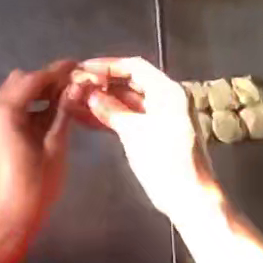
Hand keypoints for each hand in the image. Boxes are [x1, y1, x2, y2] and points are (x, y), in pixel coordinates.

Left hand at [0, 60, 76, 244]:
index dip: (57, 72)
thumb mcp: (55, 145)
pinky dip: (29, 107)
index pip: (33, 79)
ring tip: (67, 98)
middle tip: (74, 85)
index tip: (79, 65)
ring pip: (14, 95)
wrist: (8, 218)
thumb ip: (64, 111)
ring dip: (37, 93)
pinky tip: (51, 114)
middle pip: (20, 82)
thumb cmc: (35, 184)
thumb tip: (78, 85)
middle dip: (46, 80)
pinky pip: (11, 110)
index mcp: (5, 111)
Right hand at [67, 56, 218, 220]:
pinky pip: (128, 117)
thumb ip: (112, 110)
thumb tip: (91, 95)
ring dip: (102, 100)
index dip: (107, 65)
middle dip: (102, 83)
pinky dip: (109, 116)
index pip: (135, 67)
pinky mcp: (153, 133)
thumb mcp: (135, 133)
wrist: (188, 198)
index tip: (83, 68)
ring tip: (75, 99)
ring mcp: (160, 117)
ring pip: (126, 101)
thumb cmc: (166, 161)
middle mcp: (166, 99)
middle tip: (76, 84)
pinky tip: (85, 117)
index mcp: (168, 92)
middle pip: (130, 82)